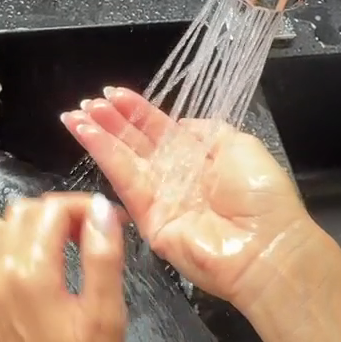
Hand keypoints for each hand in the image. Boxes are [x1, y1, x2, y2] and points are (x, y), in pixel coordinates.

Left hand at [0, 194, 126, 341]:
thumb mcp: (106, 315)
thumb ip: (103, 256)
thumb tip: (100, 209)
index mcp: (32, 273)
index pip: (51, 209)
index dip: (85, 206)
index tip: (111, 223)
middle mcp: (0, 272)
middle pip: (23, 210)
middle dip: (60, 212)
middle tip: (91, 234)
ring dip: (32, 223)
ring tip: (63, 244)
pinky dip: (14, 242)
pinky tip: (41, 264)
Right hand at [62, 87, 312, 311]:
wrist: (265, 246)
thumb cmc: (261, 196)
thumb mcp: (240, 146)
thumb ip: (207, 130)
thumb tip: (180, 123)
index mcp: (199, 157)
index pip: (161, 129)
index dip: (137, 112)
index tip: (114, 94)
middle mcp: (176, 176)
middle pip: (137, 143)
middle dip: (111, 122)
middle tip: (87, 103)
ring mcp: (160, 198)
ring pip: (123, 159)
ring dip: (98, 136)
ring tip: (75, 115)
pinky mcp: (148, 218)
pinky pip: (123, 180)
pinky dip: (103, 155)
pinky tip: (87, 134)